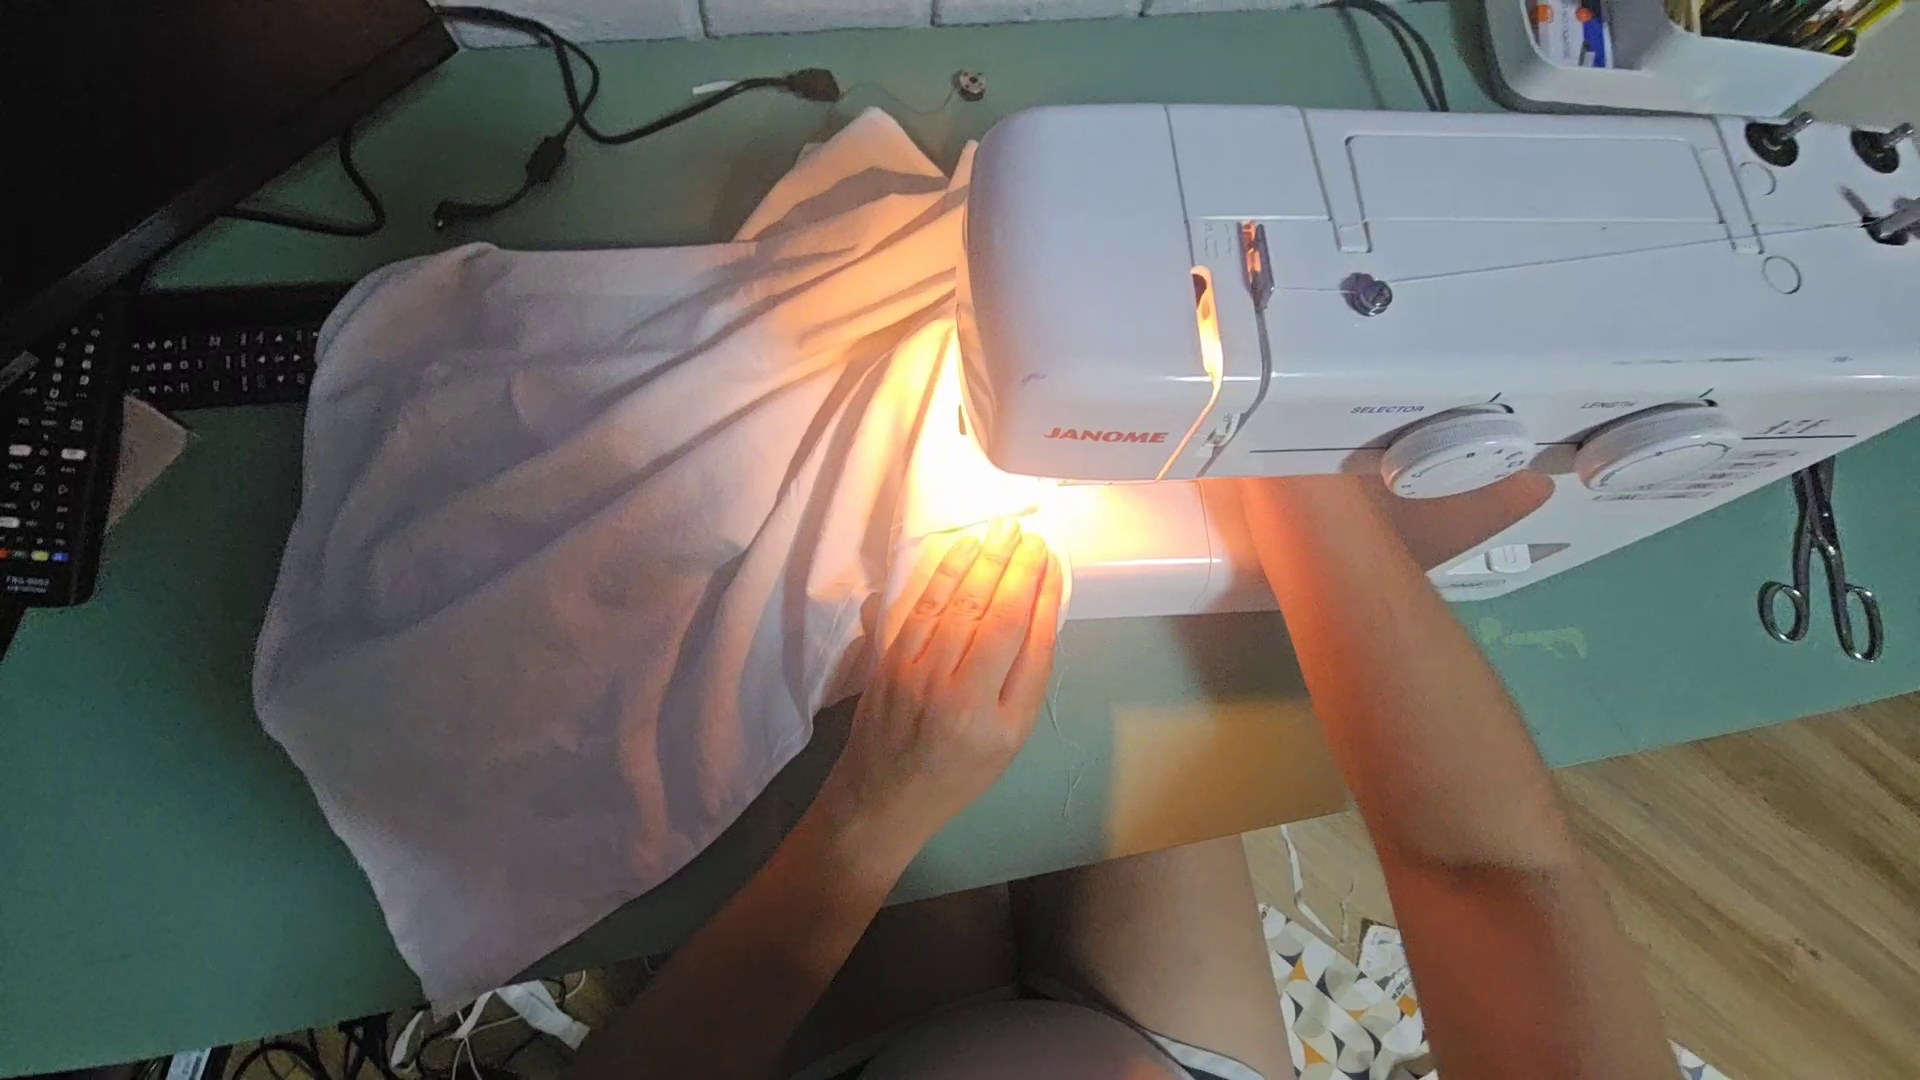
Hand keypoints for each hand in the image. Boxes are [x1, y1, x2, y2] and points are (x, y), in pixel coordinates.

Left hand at [817, 518, 1064, 854]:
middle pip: (999, 616)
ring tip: (1004, 532)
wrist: (885, 796)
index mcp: (1004, 724)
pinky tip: (963, 550)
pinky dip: (945, 573)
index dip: (1045, 596)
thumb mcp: (1009, 741)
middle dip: (1018, 569)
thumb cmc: (958, 772)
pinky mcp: (891, 663)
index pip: (1033, 644)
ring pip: (961, 604)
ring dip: (985, 561)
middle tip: (1031, 537)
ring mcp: (921, 677)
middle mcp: (964, 698)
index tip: (1052, 563)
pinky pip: (923, 607)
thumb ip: (1026, 679)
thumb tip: (1038, 611)